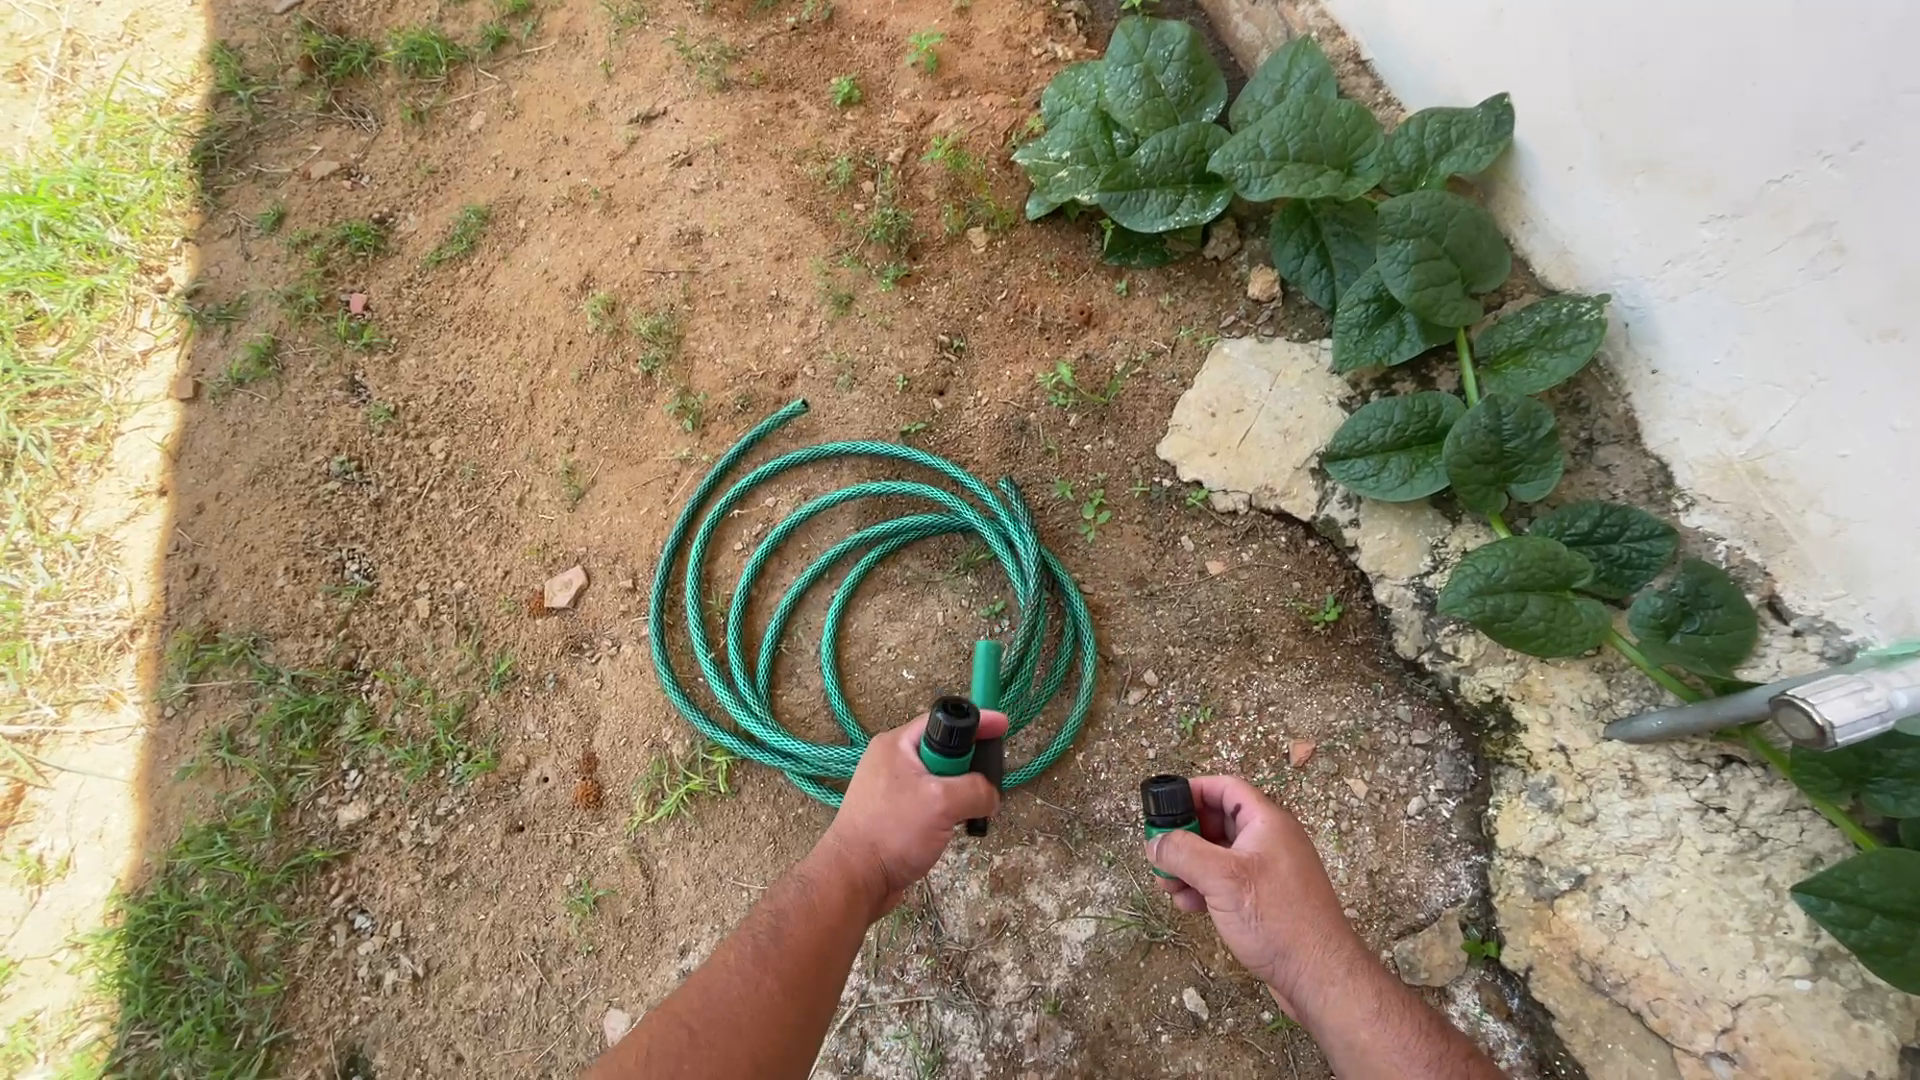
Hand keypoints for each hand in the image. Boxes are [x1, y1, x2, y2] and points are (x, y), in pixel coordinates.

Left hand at [816, 710, 1007, 920]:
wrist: (855, 879)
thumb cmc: (893, 831)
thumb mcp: (942, 802)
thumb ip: (975, 790)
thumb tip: (991, 797)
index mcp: (898, 744)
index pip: (942, 721)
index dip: (975, 723)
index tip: (1003, 726)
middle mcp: (893, 760)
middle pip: (944, 751)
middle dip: (969, 767)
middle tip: (987, 783)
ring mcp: (892, 788)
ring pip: (940, 780)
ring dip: (959, 794)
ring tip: (971, 812)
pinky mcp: (895, 814)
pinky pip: (930, 802)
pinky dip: (946, 811)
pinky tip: (955, 828)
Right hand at [1144, 776, 1369, 1012]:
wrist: (1319, 977)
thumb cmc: (1276, 918)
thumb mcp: (1221, 877)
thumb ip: (1182, 852)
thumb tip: (1154, 843)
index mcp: (1267, 822)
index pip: (1226, 788)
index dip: (1193, 791)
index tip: (1164, 807)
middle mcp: (1269, 840)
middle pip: (1217, 821)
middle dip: (1184, 836)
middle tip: (1160, 854)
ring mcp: (1267, 870)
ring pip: (1217, 853)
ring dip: (1189, 865)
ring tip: (1168, 886)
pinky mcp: (1265, 898)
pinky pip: (1225, 879)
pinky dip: (1203, 886)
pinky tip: (1188, 905)